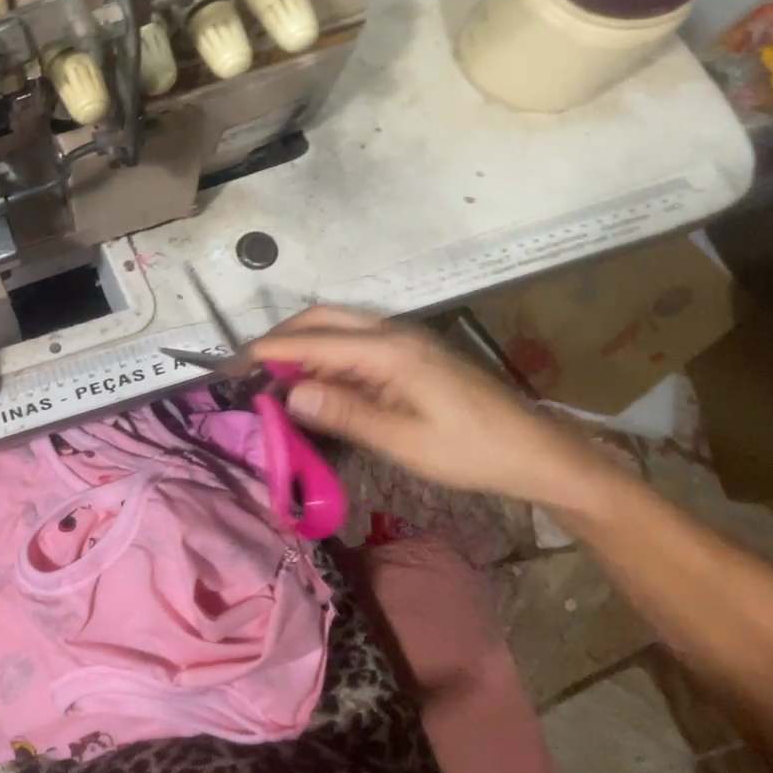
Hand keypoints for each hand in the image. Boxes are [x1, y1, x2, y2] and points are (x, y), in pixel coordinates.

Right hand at [250, 306, 609, 507]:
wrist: (538, 454)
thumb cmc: (472, 452)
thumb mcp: (405, 441)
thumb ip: (345, 412)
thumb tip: (290, 392)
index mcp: (391, 351)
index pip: (315, 341)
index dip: (271, 351)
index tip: (234, 363)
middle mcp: (395, 333)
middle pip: (323, 318)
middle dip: (282, 337)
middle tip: (249, 367)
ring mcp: (405, 341)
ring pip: (339, 327)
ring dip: (303, 345)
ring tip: (274, 377)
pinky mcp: (411, 355)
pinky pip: (355, 343)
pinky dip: (325, 355)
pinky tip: (316, 382)